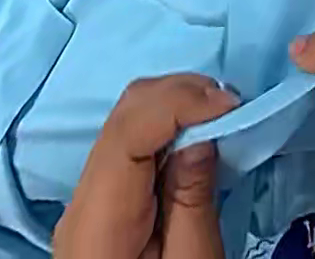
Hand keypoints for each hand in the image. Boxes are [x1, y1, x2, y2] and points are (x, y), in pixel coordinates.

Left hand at [54, 74, 237, 258]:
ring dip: (177, 100)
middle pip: (126, 111)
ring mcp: (88, 193)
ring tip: (220, 115)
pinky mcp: (103, 195)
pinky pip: (132, 135)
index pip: (127, 130)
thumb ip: (193, 197)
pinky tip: (197, 130)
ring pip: (128, 114)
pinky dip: (168, 119)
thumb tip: (203, 130)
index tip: (230, 105)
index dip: (179, 102)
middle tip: (231, 107)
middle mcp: (83, 196)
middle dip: (181, 93)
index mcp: (97, 221)